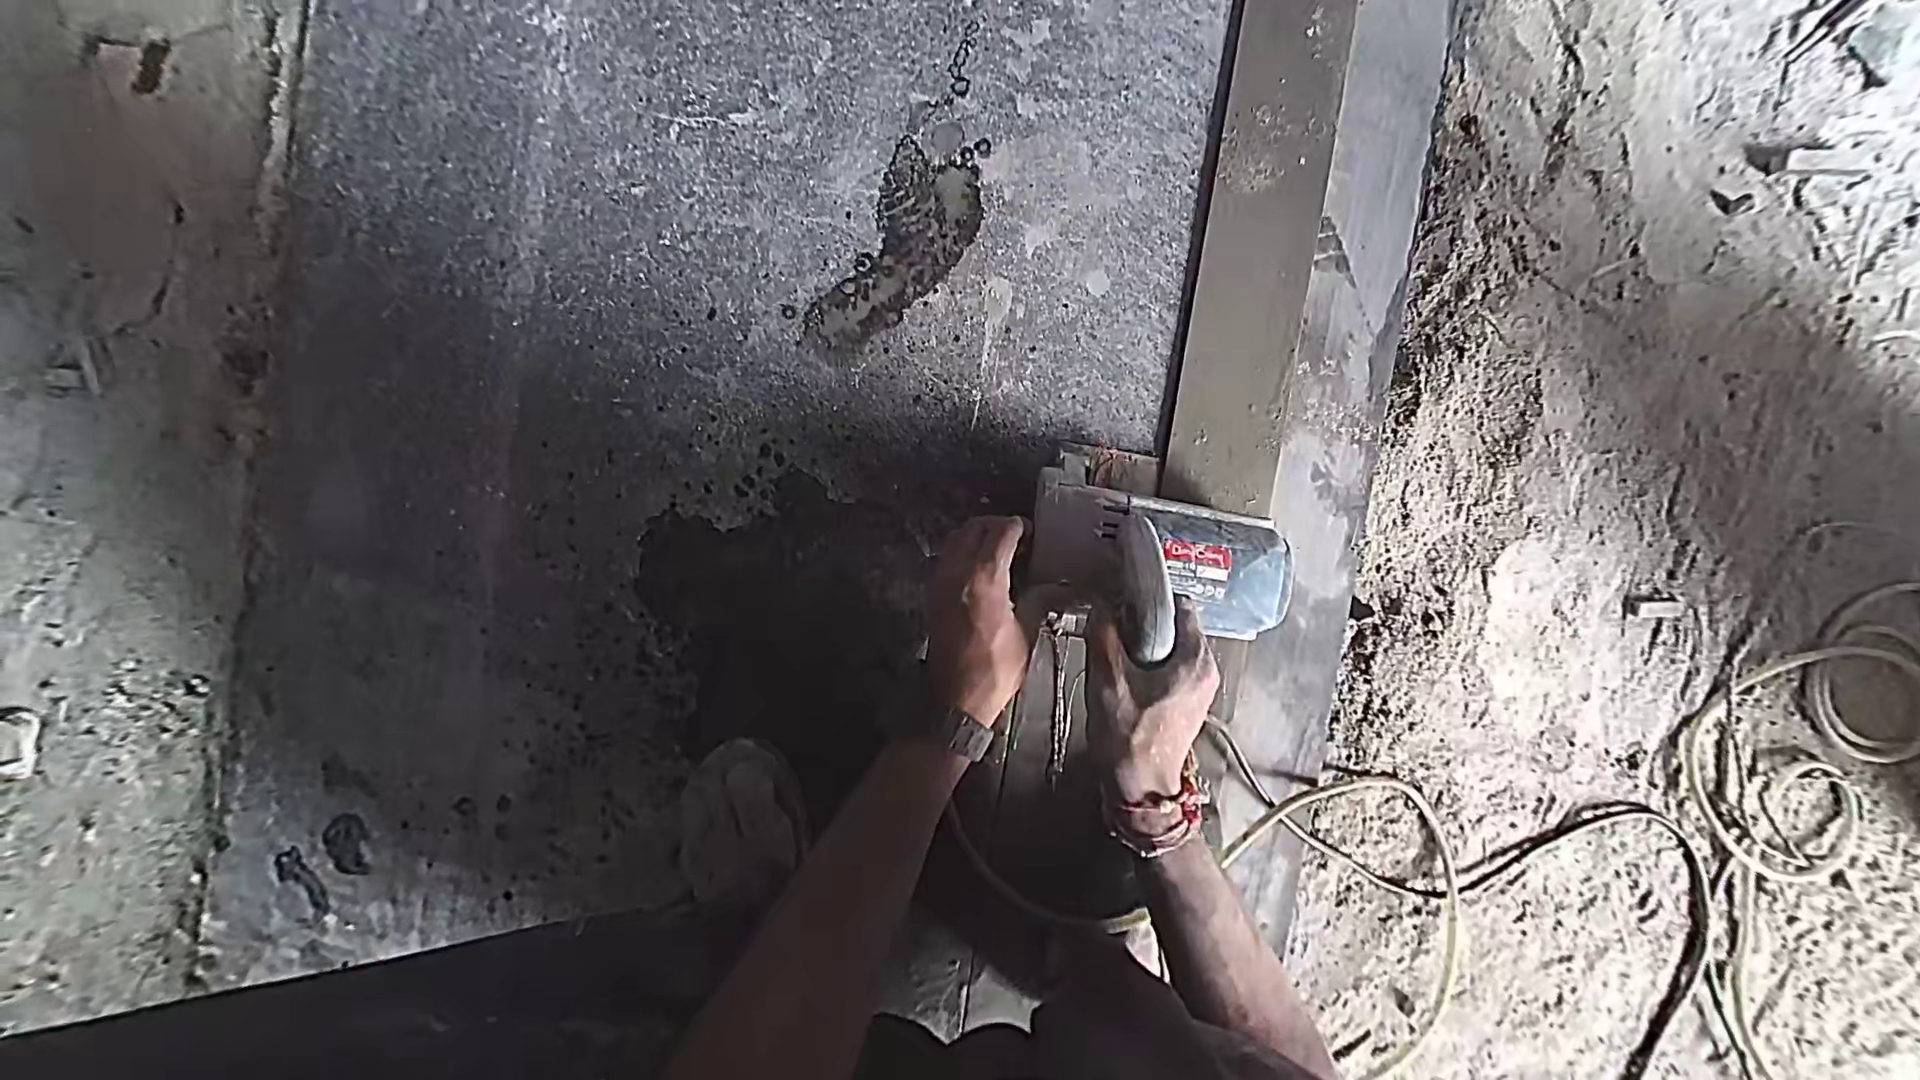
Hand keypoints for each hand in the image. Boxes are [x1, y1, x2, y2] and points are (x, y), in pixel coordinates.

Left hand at [926, 516, 1031, 725]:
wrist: (955, 699)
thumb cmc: (993, 671)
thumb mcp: (1026, 634)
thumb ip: (1039, 600)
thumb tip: (1056, 586)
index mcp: (984, 579)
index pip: (1001, 532)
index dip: (1020, 527)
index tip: (1033, 534)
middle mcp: (958, 573)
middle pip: (975, 527)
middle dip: (998, 526)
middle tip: (1020, 539)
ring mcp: (942, 582)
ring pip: (957, 538)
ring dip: (979, 536)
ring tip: (1003, 551)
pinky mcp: (935, 594)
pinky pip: (949, 556)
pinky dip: (966, 551)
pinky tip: (985, 570)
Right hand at [1086, 597, 1219, 801]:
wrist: (1140, 788)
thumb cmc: (1128, 737)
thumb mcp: (1107, 679)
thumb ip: (1103, 634)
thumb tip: (1102, 606)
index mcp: (1196, 661)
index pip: (1180, 605)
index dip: (1149, 598)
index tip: (1122, 598)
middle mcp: (1207, 670)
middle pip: (1176, 625)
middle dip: (1144, 621)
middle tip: (1113, 626)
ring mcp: (1201, 688)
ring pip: (1171, 646)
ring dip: (1144, 643)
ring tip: (1115, 649)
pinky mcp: (1189, 701)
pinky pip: (1171, 665)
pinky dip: (1150, 661)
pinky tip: (1125, 672)